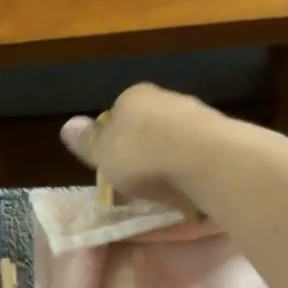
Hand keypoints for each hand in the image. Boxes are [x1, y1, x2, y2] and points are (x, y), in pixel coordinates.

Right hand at [60, 83, 247, 213]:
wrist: (208, 159)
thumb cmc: (143, 156)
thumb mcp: (103, 154)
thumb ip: (87, 142)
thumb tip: (67, 125)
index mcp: (131, 97)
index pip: (115, 115)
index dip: (111, 142)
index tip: (112, 168)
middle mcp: (164, 98)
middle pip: (146, 126)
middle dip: (141, 150)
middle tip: (137, 182)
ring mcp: (195, 113)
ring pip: (173, 138)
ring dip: (167, 159)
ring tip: (165, 189)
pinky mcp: (221, 134)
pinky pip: (196, 152)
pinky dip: (190, 168)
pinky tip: (188, 188)